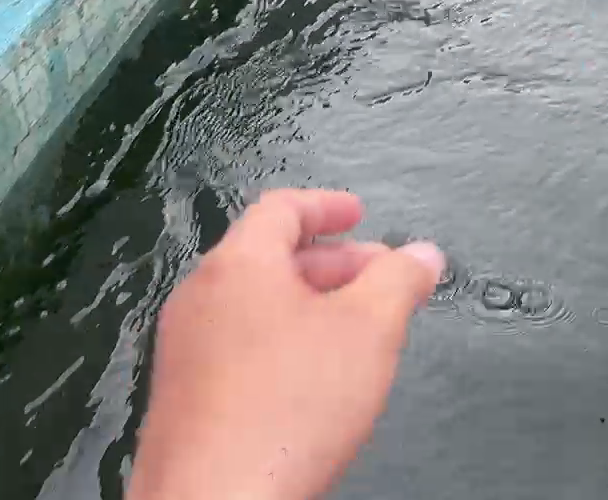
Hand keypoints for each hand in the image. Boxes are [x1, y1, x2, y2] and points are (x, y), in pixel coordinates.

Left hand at [129, 190, 443, 499]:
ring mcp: (184, 354)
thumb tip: (425, 253)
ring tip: (361, 327)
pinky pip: (241, 343)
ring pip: (257, 302)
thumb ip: (401, 279)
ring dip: (314, 300)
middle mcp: (200, 300)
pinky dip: (286, 335)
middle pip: (270, 254)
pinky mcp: (183, 402)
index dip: (328, 205)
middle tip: (381, 276)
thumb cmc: (293, 402)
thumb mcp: (370, 327)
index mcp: (237, 266)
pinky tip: (320, 375)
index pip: (281, 208)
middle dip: (335, 260)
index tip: (361, 214)